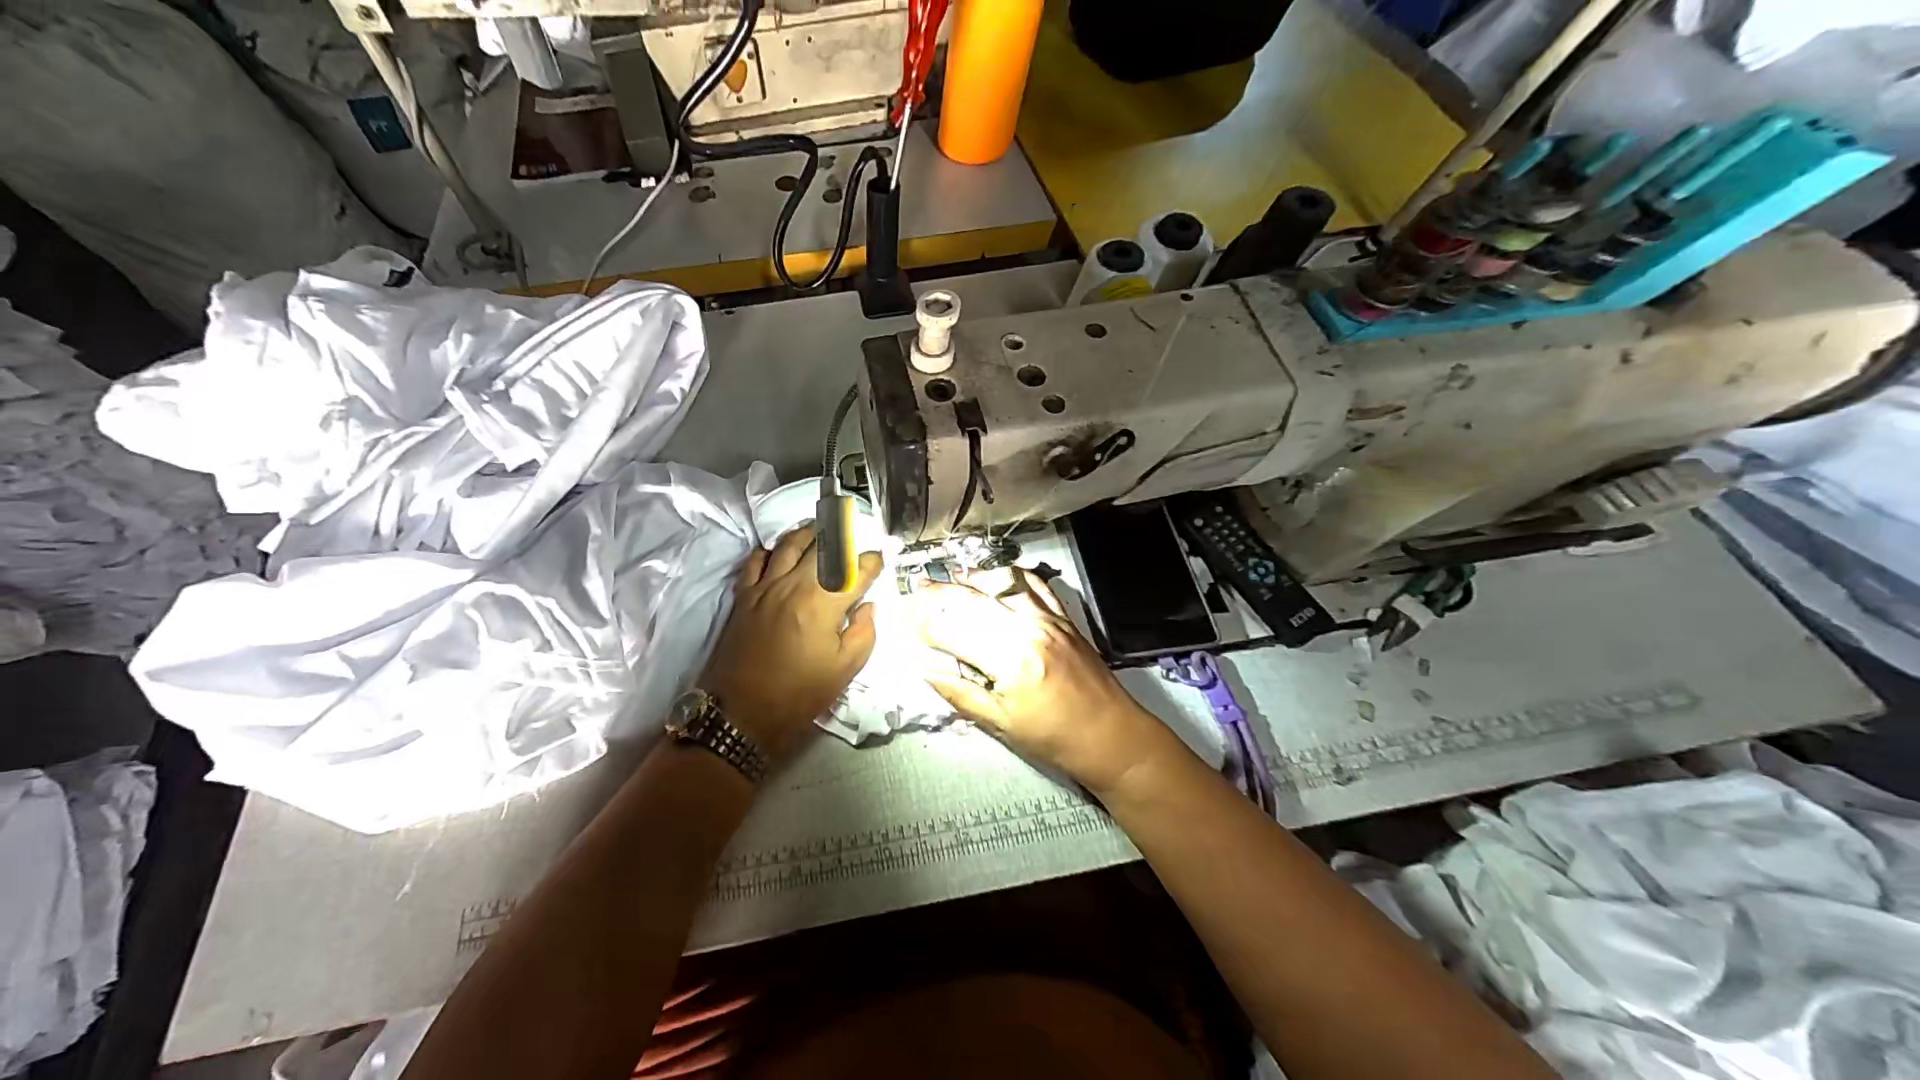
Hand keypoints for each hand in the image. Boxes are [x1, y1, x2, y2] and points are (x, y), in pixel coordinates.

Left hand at [699, 524, 882, 764]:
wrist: (740, 713)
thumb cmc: (798, 694)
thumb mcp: (845, 670)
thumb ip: (864, 633)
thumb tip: (867, 607)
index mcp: (824, 602)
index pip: (856, 571)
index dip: (872, 562)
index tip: (881, 558)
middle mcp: (795, 584)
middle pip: (822, 547)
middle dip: (842, 534)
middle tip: (854, 528)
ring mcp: (765, 588)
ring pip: (788, 545)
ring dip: (807, 532)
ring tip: (819, 527)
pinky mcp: (743, 597)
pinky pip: (755, 561)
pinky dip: (769, 550)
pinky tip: (776, 550)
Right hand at [913, 567, 1181, 795]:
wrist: (1112, 736)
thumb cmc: (1057, 737)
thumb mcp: (1002, 724)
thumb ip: (962, 695)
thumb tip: (929, 673)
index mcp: (1011, 659)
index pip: (956, 632)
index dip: (928, 627)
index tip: (909, 624)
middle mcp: (1029, 629)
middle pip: (976, 600)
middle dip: (942, 594)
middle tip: (919, 589)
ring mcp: (1049, 620)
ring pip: (1004, 584)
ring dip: (974, 578)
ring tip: (952, 577)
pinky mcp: (1064, 619)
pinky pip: (1036, 586)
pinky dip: (1013, 577)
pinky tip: (998, 576)